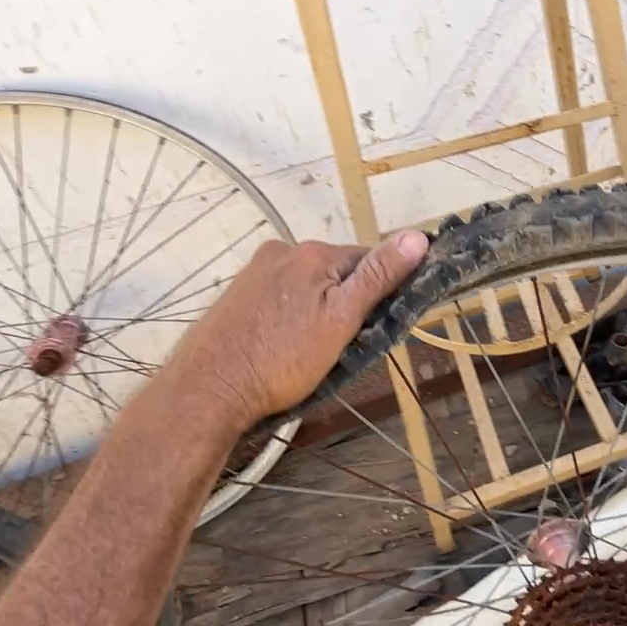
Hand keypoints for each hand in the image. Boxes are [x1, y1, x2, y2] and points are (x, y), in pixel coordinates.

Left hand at [155, 231, 429, 425]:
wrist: (208, 390)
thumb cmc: (282, 360)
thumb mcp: (342, 320)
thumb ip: (378, 277)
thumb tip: (418, 236)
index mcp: (313, 253)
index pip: (369, 260)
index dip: (381, 294)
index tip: (378, 327)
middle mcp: (282, 251)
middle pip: (337, 273)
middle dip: (348, 303)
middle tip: (344, 348)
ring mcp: (255, 272)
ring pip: (308, 286)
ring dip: (320, 311)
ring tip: (312, 353)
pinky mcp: (237, 294)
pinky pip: (282, 298)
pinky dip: (292, 317)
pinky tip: (285, 347)